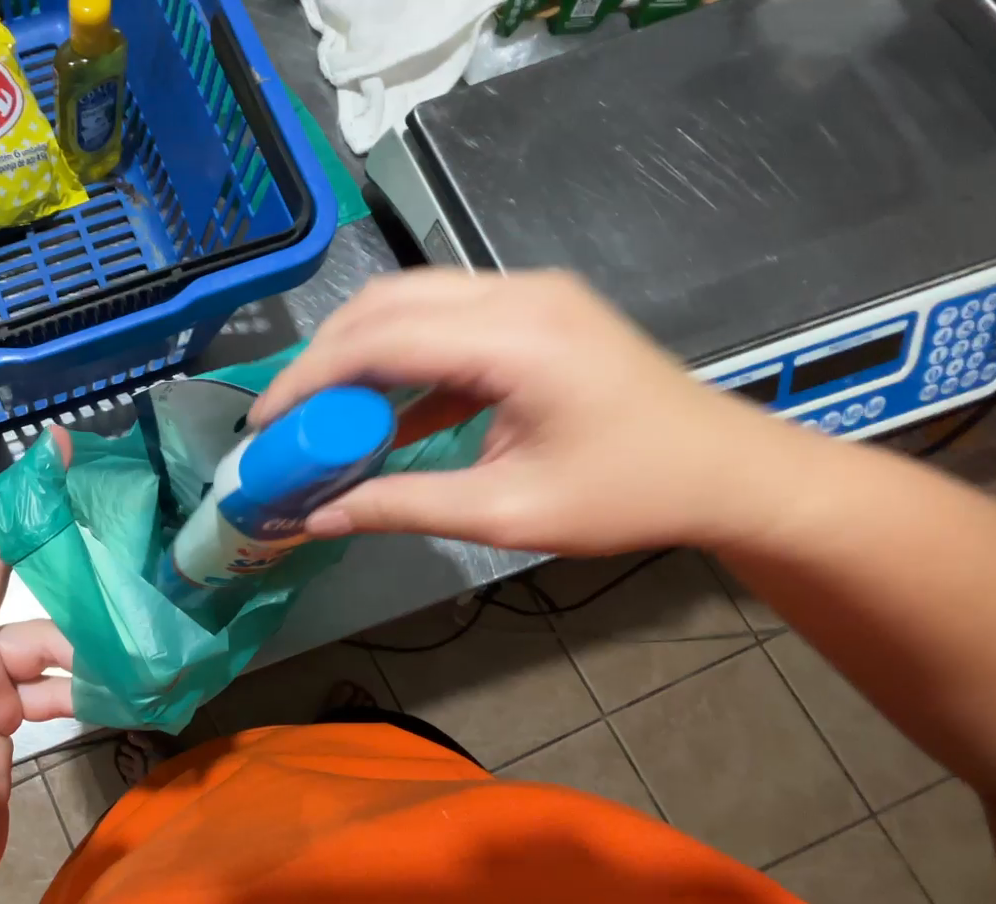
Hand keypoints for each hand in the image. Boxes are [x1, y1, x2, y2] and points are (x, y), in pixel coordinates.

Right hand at [249, 269, 803, 555]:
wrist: (731, 472)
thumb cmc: (629, 495)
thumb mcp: (506, 514)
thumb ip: (402, 508)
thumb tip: (317, 517)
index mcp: (516, 340)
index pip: (379, 339)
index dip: (308, 378)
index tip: (264, 422)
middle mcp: (517, 295)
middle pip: (384, 304)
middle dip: (321, 358)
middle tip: (286, 416)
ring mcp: (528, 295)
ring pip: (407, 301)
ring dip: (354, 351)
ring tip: (320, 410)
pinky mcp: (531, 311)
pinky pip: (440, 319)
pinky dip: (397, 358)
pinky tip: (380, 412)